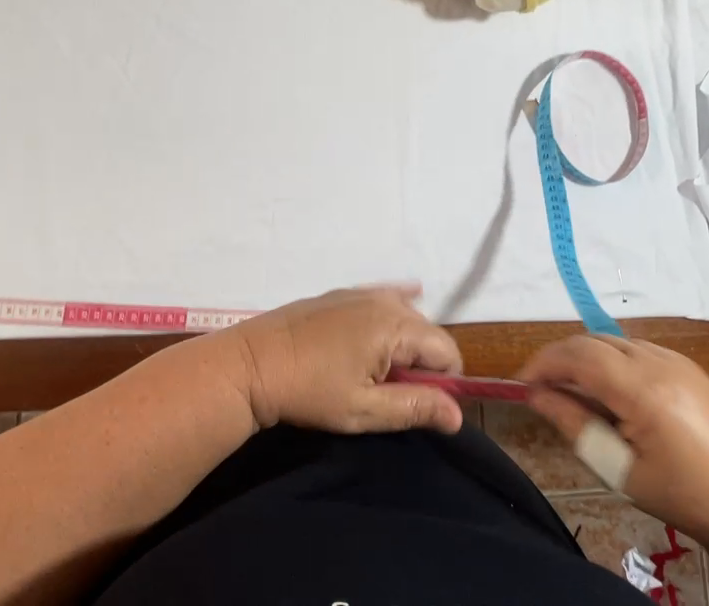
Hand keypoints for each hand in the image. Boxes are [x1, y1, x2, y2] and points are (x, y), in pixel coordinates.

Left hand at [219, 286, 465, 433]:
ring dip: (402, 343)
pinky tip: (390, 318)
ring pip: (404, 316)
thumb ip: (415, 407)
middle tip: (390, 393)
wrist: (250, 364)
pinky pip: (381, 298)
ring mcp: (359, 293)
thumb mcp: (364, 410)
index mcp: (395, 325)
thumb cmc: (309, 391)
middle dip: (422, 363)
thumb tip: (458, 415)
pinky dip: (391, 311)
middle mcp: (384, 300)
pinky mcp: (338, 294)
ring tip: (373, 372)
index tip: (418, 405)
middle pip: (427, 331)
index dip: (443, 383)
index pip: (447, 351)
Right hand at [518, 335, 708, 562]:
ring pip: (616, 342)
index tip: (520, 384)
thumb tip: (537, 395)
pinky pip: (639, 351)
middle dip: (561, 358)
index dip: (543, 363)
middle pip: (594, 341)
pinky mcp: (692, 370)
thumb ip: (574, 424)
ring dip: (587, 358)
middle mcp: (660, 361)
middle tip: (540, 389)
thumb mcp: (619, 469)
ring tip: (573, 393)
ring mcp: (680, 362)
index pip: (578, 354)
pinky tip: (611, 394)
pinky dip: (613, 362)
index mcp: (643, 388)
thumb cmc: (684, 497)